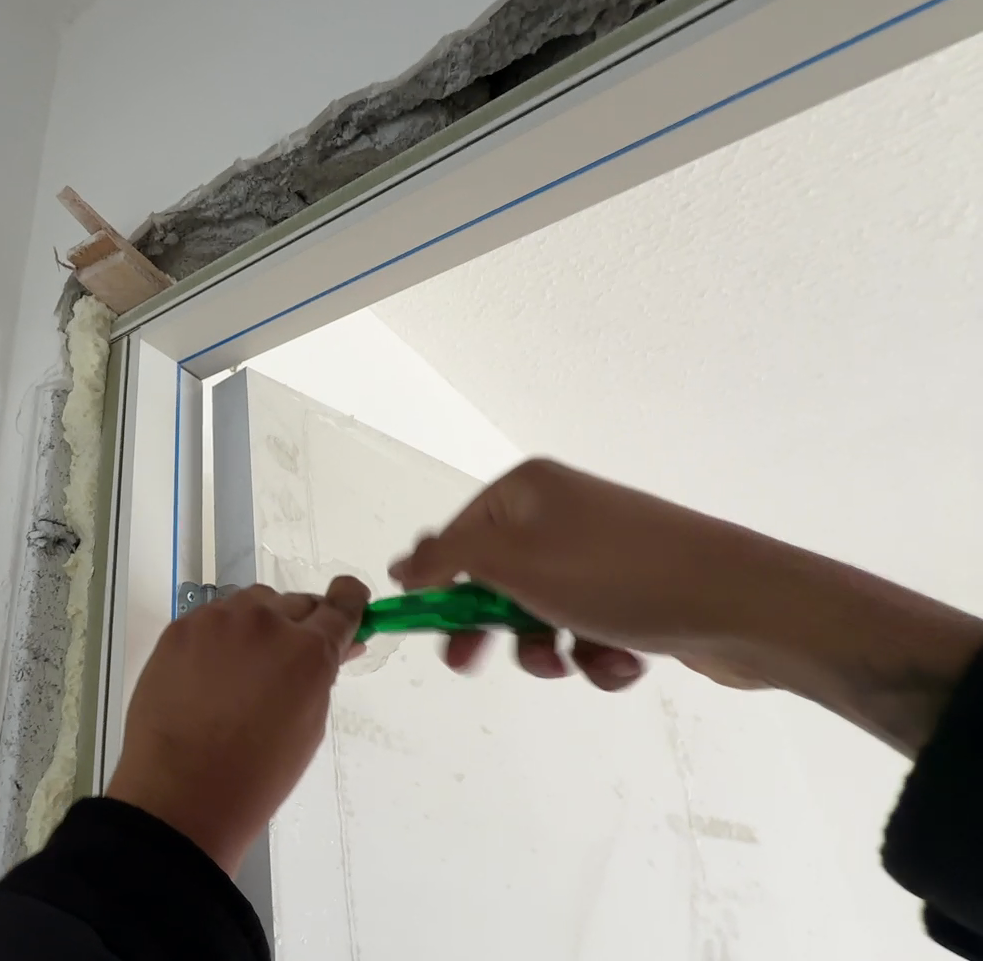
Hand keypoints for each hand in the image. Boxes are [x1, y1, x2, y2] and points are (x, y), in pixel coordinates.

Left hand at [104, 577, 368, 874]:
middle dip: (300, 623)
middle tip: (289, 657)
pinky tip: (210, 671)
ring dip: (259, 624)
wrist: (181, 788)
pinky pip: (212, 618)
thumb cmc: (256, 774)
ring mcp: (216, 619)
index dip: (349, 601)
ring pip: (250, 604)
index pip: (340, 606)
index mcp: (306, 650)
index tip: (350, 597)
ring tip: (246, 668)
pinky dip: (220, 635)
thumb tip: (334, 647)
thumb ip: (320, 675)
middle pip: (294, 603)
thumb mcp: (307, 726)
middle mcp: (263, 622)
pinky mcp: (180, 626)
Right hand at [391, 458, 982, 754]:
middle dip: (487, 625)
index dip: (438, 583)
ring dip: (544, 647)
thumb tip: (398, 565)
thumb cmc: (616, 575)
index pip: (455, 536)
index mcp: (526, 492)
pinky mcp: (635, 591)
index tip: (430, 625)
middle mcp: (560, 514)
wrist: (759, 608)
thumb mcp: (510, 562)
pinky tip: (619, 665)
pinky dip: (592, 652)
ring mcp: (600, 552)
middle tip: (469, 662)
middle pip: (494, 576)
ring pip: (538, 608)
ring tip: (569, 666)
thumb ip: (443, 560)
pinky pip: (586, 624)